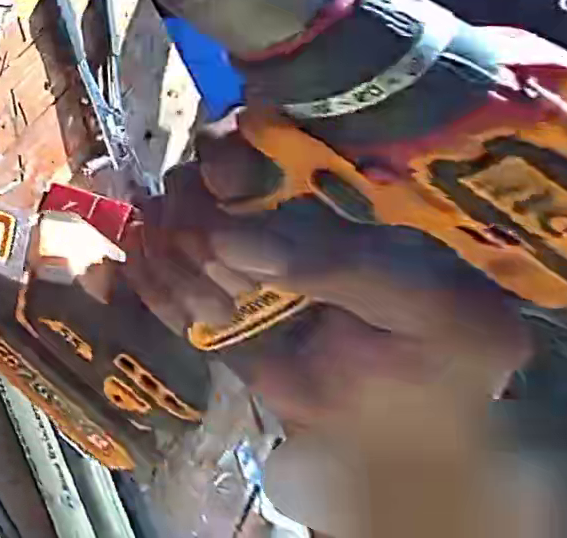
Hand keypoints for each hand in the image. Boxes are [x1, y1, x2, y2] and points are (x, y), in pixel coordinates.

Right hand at [126, 112, 531, 432]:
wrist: (386, 429)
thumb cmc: (430, 363)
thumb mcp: (429, 317)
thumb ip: (342, 270)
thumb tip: (226, 241)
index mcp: (321, 189)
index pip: (252, 138)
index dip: (225, 154)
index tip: (225, 186)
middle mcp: (254, 199)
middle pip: (187, 180)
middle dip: (192, 231)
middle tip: (229, 286)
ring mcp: (206, 233)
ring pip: (154, 218)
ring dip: (173, 268)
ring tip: (216, 315)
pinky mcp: (176, 270)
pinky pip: (136, 258)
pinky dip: (153, 287)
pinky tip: (191, 320)